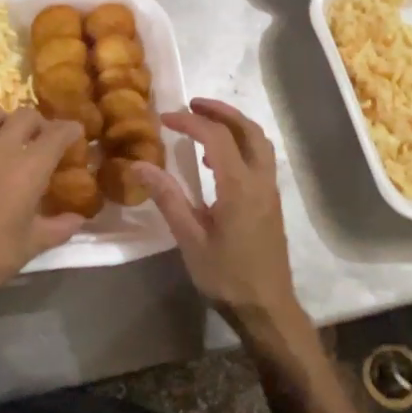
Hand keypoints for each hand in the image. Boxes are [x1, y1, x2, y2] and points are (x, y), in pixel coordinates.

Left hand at [0, 97, 86, 326]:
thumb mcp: (33, 245)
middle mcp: (0, 150)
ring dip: (2, 117)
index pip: (57, 134)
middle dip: (38, 123)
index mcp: (29, 170)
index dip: (70, 130)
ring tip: (3, 134)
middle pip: (25, 115)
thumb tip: (78, 219)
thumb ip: (60, 227)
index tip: (73, 133)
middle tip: (38, 138)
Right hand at [134, 99, 298, 327]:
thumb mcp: (189, 239)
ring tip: (204, 125)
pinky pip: (260, 159)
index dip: (190, 122)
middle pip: (247, 130)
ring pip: (259, 143)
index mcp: (239, 186)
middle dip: (220, 112)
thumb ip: (168, 198)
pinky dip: (240, 145)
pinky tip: (217, 160)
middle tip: (191, 105)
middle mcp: (260, 181)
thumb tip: (140, 166)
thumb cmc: (225, 276)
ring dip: (234, 126)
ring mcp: (270, 191)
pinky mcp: (271, 203)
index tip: (164, 119)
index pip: (216, 138)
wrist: (266, 307)